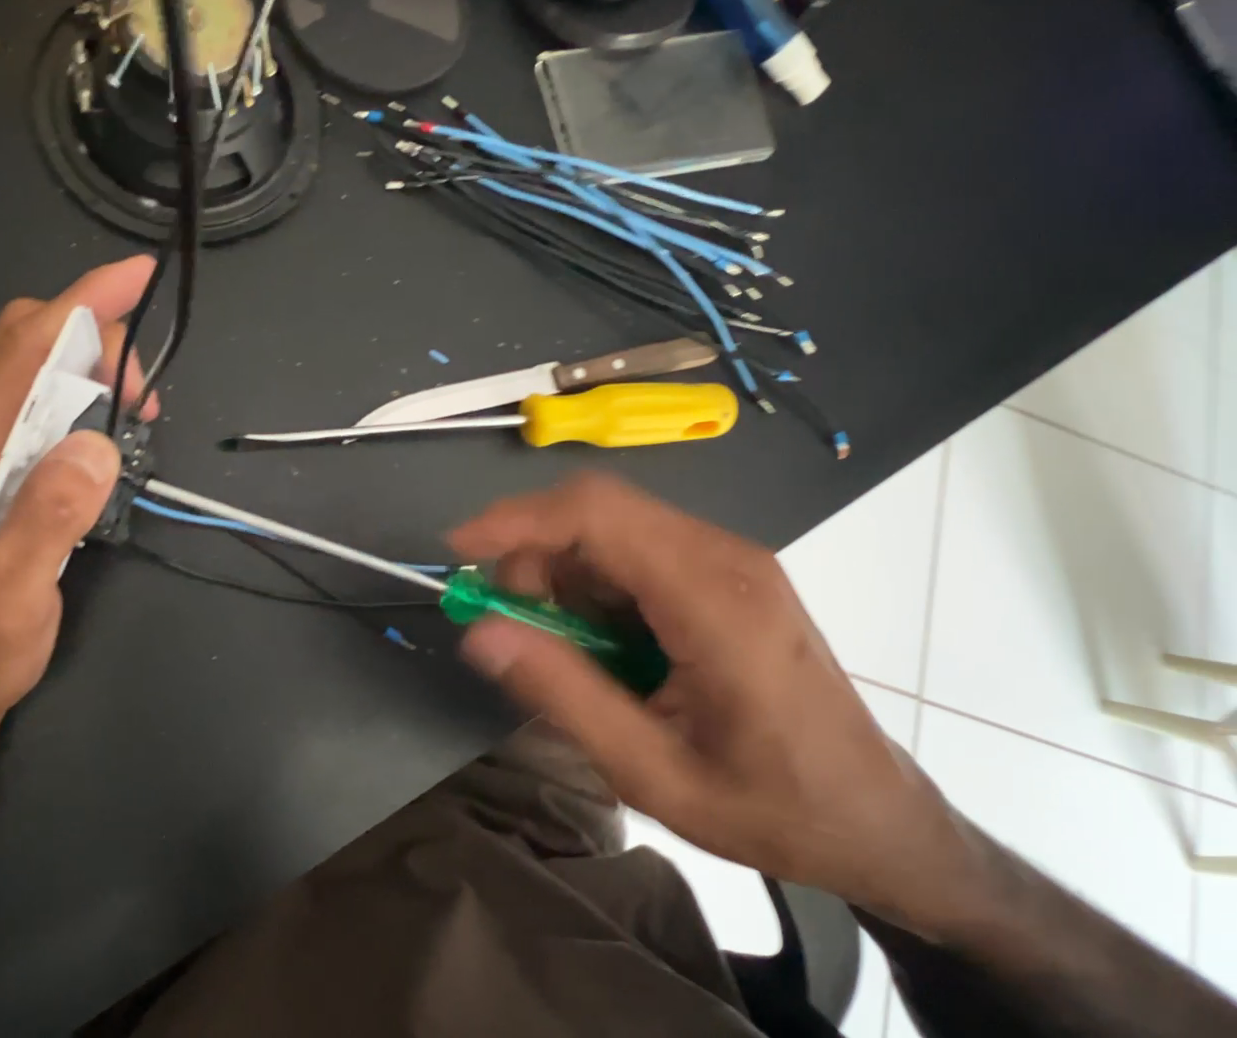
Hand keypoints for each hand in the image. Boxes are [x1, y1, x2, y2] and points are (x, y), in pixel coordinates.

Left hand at [0, 255, 158, 748]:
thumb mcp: (13, 597)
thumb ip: (49, 518)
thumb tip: (96, 443)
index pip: (24, 350)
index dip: (82, 303)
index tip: (137, 275)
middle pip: (22, 345)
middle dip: (91, 337)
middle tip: (144, 395)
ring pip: (31, 376)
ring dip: (89, 372)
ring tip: (136, 416)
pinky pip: (37, 413)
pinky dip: (79, 403)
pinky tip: (106, 442)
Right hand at [449, 473, 992, 936]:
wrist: (876, 821)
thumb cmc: (771, 807)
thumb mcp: (651, 772)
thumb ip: (563, 694)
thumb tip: (479, 631)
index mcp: (715, 599)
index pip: (596, 512)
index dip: (515, 518)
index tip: (457, 549)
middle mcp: (725, 558)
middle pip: (596, 513)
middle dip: (535, 559)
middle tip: (519, 634)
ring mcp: (731, 562)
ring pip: (610, 530)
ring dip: (562, 578)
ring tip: (567, 656)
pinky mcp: (726, 576)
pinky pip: (634, 553)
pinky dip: (593, 589)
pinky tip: (605, 650)